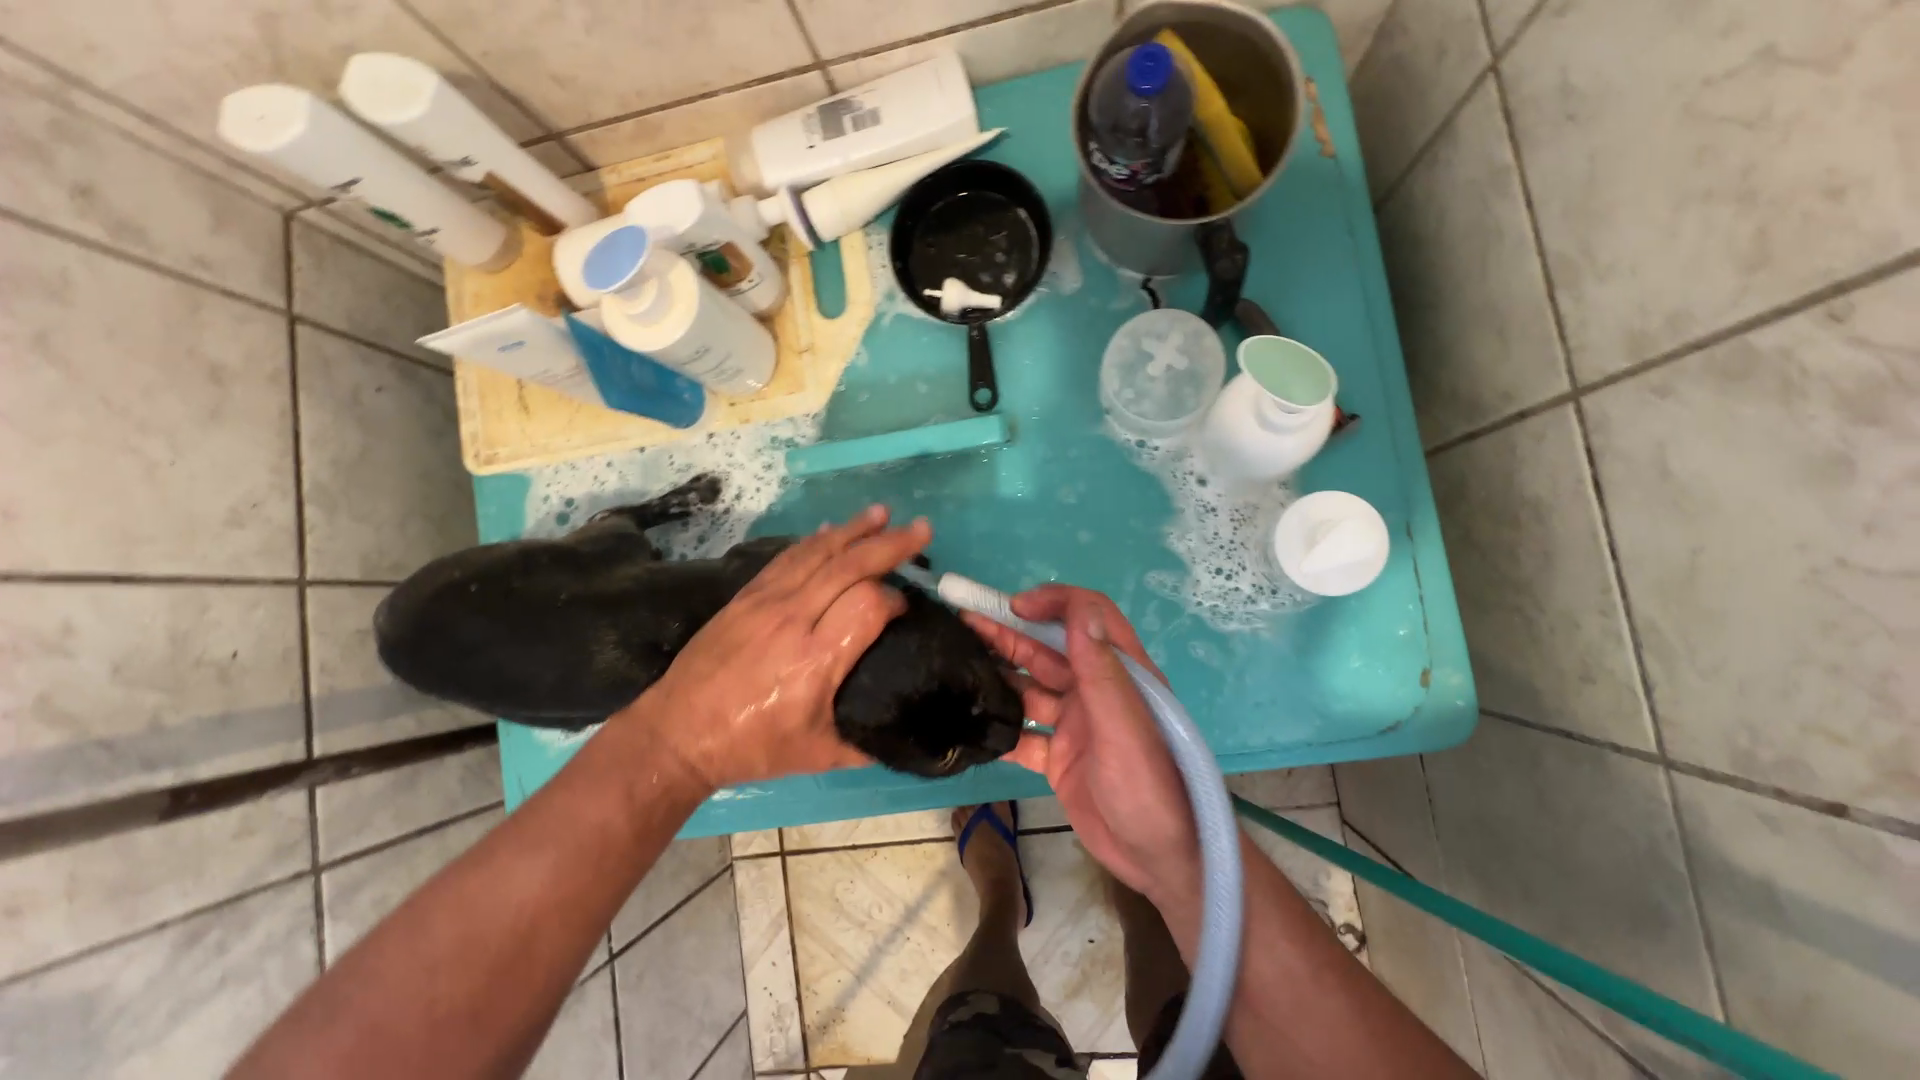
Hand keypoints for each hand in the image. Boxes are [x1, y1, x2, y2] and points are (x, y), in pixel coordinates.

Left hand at [623, 506, 930, 790]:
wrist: (679, 733)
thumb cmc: (753, 747)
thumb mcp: (818, 754)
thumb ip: (866, 740)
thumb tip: (904, 728)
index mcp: (816, 659)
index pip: (869, 604)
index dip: (895, 600)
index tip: (906, 608)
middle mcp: (793, 619)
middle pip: (848, 565)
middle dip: (890, 545)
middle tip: (922, 530)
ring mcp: (765, 602)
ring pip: (816, 553)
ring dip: (854, 529)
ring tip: (884, 513)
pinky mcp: (745, 597)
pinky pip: (786, 558)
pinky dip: (814, 541)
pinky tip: (832, 530)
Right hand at [964, 587, 1202, 909]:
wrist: (1161, 860)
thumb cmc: (1151, 787)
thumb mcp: (1126, 725)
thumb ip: (1101, 670)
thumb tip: (1080, 608)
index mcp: (1122, 674)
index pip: (1089, 617)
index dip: (1054, 603)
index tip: (1013, 606)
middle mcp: (1096, 693)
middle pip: (1048, 651)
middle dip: (1008, 634)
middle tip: (962, 625)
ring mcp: (1075, 726)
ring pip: (1029, 690)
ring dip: (996, 677)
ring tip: (955, 667)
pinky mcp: (1059, 760)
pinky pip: (1022, 735)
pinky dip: (997, 727)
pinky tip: (966, 721)